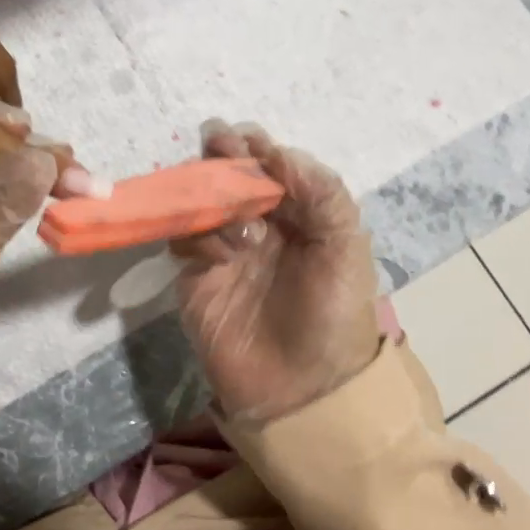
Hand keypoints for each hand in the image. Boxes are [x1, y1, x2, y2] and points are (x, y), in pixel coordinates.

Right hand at [171, 120, 381, 423]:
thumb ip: (322, 193)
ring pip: (201, 204)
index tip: (246, 139)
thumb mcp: (346, 248)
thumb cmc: (333, 315)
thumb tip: (275, 151)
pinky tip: (221, 255)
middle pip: (229, 178)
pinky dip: (196, 238)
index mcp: (300, 217)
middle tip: (217, 147)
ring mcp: (223, 251)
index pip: (271, 167)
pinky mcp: (195, 277)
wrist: (302, 389)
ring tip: (236, 219)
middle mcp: (259, 227)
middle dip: (223, 158)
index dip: (256, 148)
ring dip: (211, 198)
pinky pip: (183, 240)